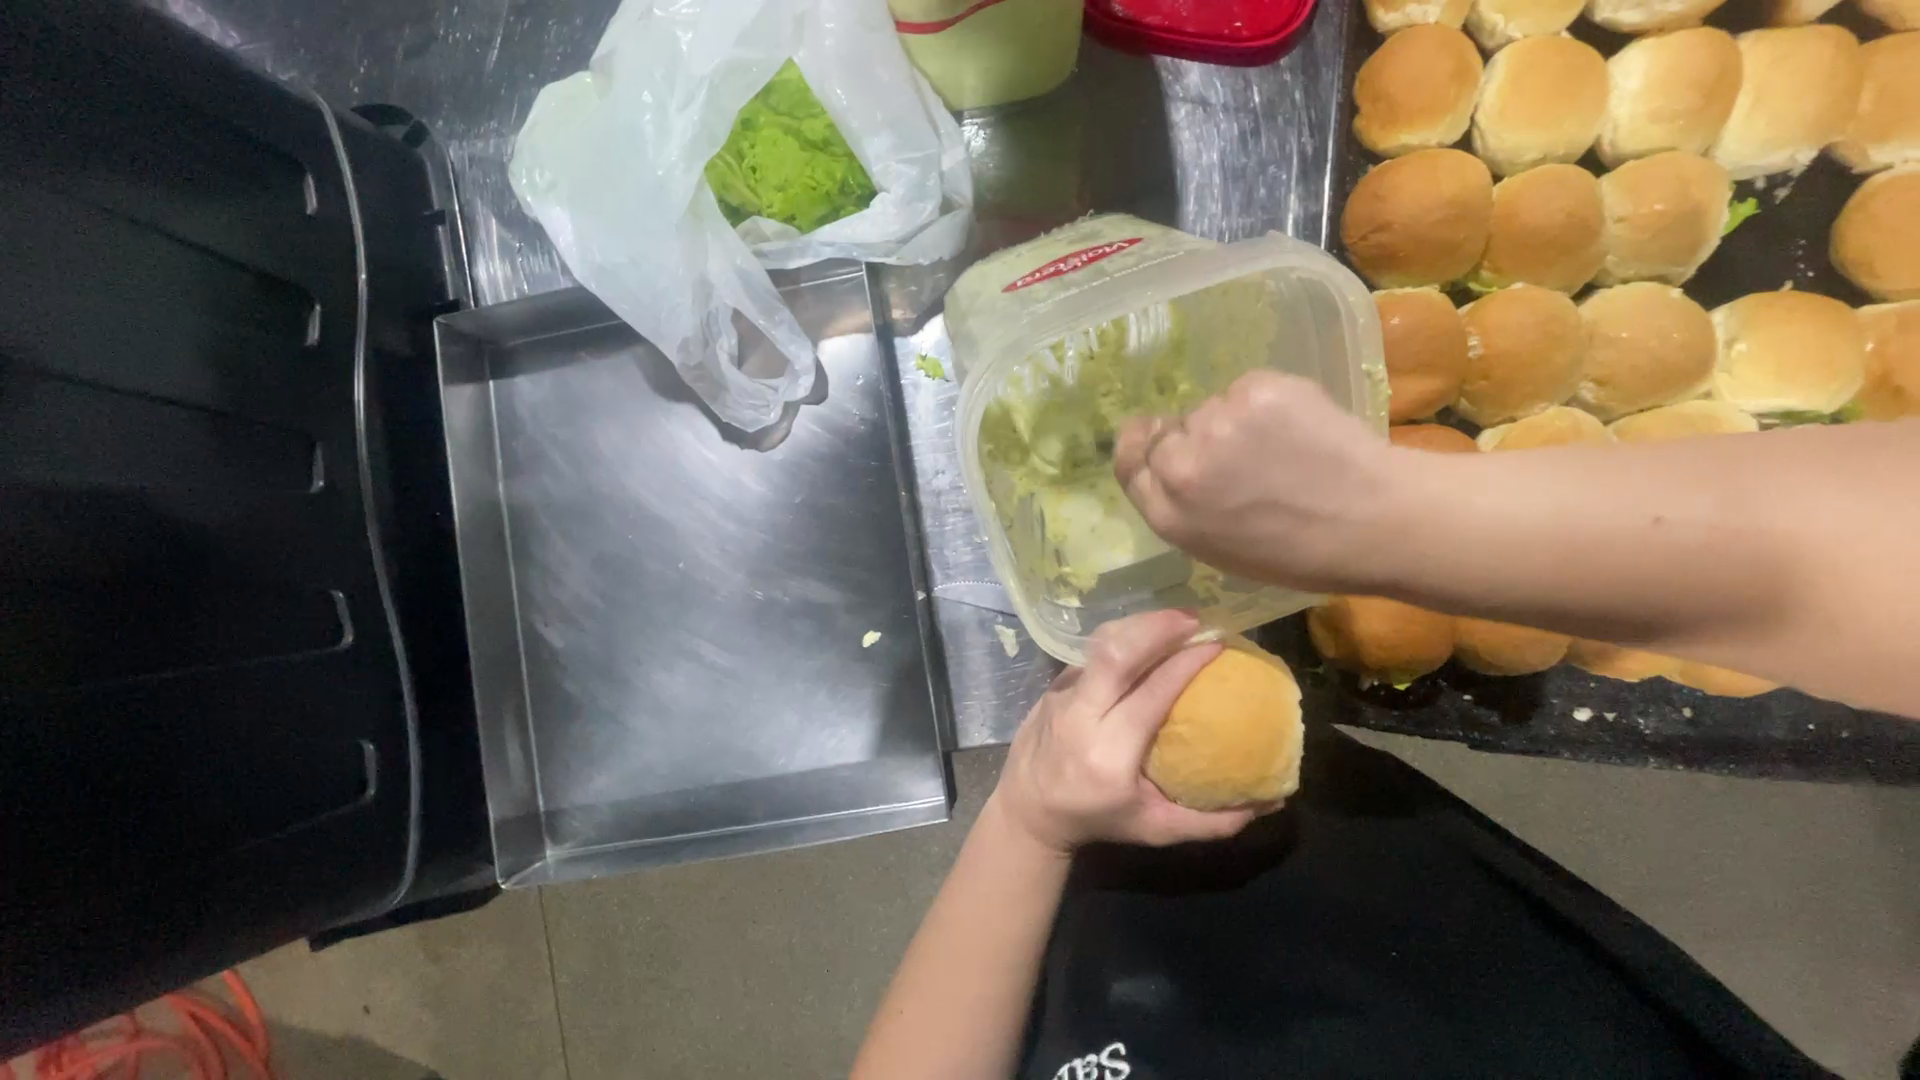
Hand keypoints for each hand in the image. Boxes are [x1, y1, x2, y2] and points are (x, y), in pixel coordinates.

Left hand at [991, 611, 1262, 854]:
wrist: (1029, 810)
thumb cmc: (1097, 819)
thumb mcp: (1155, 829)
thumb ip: (1211, 823)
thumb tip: (1270, 803)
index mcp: (1109, 754)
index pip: (1151, 694)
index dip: (1185, 664)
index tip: (1216, 645)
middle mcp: (1081, 718)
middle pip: (1114, 655)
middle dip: (1155, 628)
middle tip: (1194, 618)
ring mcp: (1061, 696)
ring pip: (1098, 646)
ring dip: (1137, 626)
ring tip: (1174, 620)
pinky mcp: (1052, 685)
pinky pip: (1091, 654)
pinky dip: (1120, 639)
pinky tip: (1144, 636)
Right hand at [1113, 371, 1402, 592]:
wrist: (1378, 522)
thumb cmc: (1298, 553)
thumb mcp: (1216, 549)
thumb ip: (1179, 506)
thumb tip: (1168, 462)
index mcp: (1169, 514)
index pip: (1128, 461)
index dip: (1142, 446)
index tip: (1157, 437)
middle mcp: (1181, 465)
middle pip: (1166, 432)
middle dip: (1192, 437)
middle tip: (1239, 454)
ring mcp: (1217, 423)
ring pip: (1208, 408)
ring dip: (1231, 420)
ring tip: (1278, 447)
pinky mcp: (1257, 389)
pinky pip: (1244, 388)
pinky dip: (1264, 402)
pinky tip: (1296, 426)